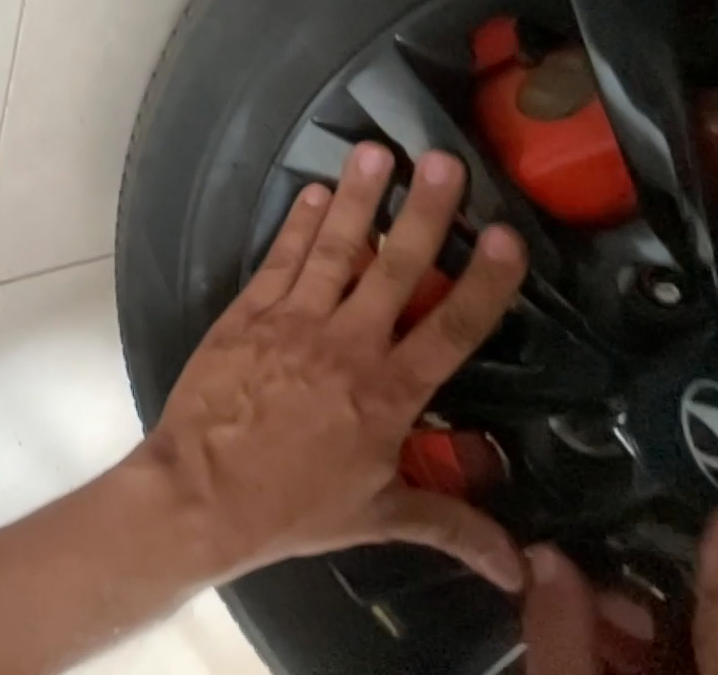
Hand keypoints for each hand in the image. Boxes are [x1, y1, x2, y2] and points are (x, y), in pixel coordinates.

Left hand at [130, 142, 529, 588]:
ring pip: (332, 250)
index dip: (485, 282)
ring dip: (355, 199)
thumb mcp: (374, 517)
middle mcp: (344, 343)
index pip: (451, 328)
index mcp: (387, 392)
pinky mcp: (245, 314)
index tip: (507, 236)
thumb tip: (517, 565)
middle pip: (394, 268)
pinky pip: (277, 261)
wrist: (200, 489)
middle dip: (422, 212)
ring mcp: (290, 321)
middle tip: (441, 160)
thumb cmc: (288, 506)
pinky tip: (310, 195)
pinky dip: (295, 225)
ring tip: (375, 152)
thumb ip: (448, 524)